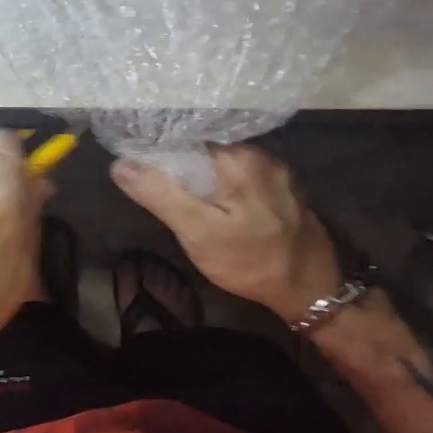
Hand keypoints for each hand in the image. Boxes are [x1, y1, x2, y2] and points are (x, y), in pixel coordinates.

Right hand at [110, 145, 340, 321]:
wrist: (313, 294)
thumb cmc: (251, 262)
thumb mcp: (196, 232)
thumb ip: (159, 194)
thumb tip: (120, 164)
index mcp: (240, 158)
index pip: (185, 138)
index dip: (157, 151)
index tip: (138, 168)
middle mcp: (262, 157)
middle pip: (204, 149)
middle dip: (178, 165)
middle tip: (157, 190)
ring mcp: (277, 175)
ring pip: (222, 164)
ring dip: (200, 176)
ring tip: (179, 197)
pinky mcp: (283, 192)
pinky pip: (239, 177)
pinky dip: (220, 185)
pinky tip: (211, 205)